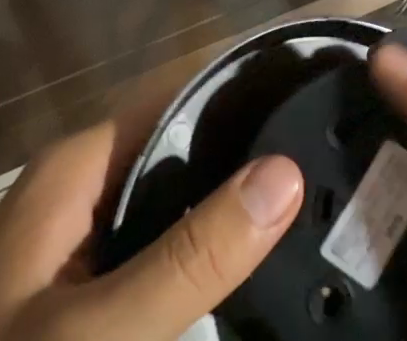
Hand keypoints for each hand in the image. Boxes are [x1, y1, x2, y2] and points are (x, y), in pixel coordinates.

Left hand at [0, 89, 304, 340]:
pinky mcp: (76, 281)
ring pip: (169, 196)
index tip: (313, 97)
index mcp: (78, 165)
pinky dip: (198, 245)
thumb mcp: (96, 328)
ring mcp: (75, 234)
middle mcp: (79, 184)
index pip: (177, 92)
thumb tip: (284, 172)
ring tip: (312, 197)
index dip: (244, 89)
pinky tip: (246, 258)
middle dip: (247, 148)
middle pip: (178, 141)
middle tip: (330, 156)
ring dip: (228, 199)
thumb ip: (190, 257)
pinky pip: (152, 243)